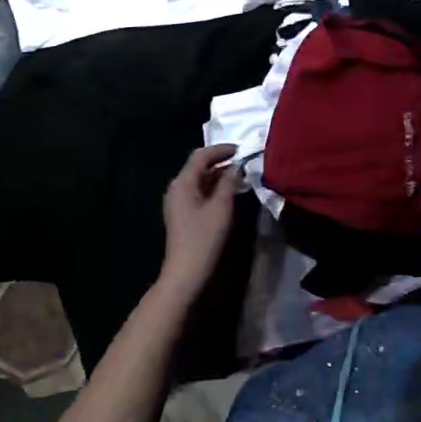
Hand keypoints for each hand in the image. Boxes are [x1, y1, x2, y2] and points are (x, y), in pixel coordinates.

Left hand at [160, 145, 239, 292]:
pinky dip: (213, 188)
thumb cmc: (204, 238)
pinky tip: (228, 193)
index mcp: (183, 183)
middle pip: (198, 166)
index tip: (241, 149)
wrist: (186, 271)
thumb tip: (236, 167)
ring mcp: (177, 201)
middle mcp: (177, 188)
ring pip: (199, 180)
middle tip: (243, 162)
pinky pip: (198, 192)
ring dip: (218, 176)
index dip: (221, 149)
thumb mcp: (221, 208)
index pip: (201, 156)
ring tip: (240, 176)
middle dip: (220, 162)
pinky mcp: (182, 213)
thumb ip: (229, 183)